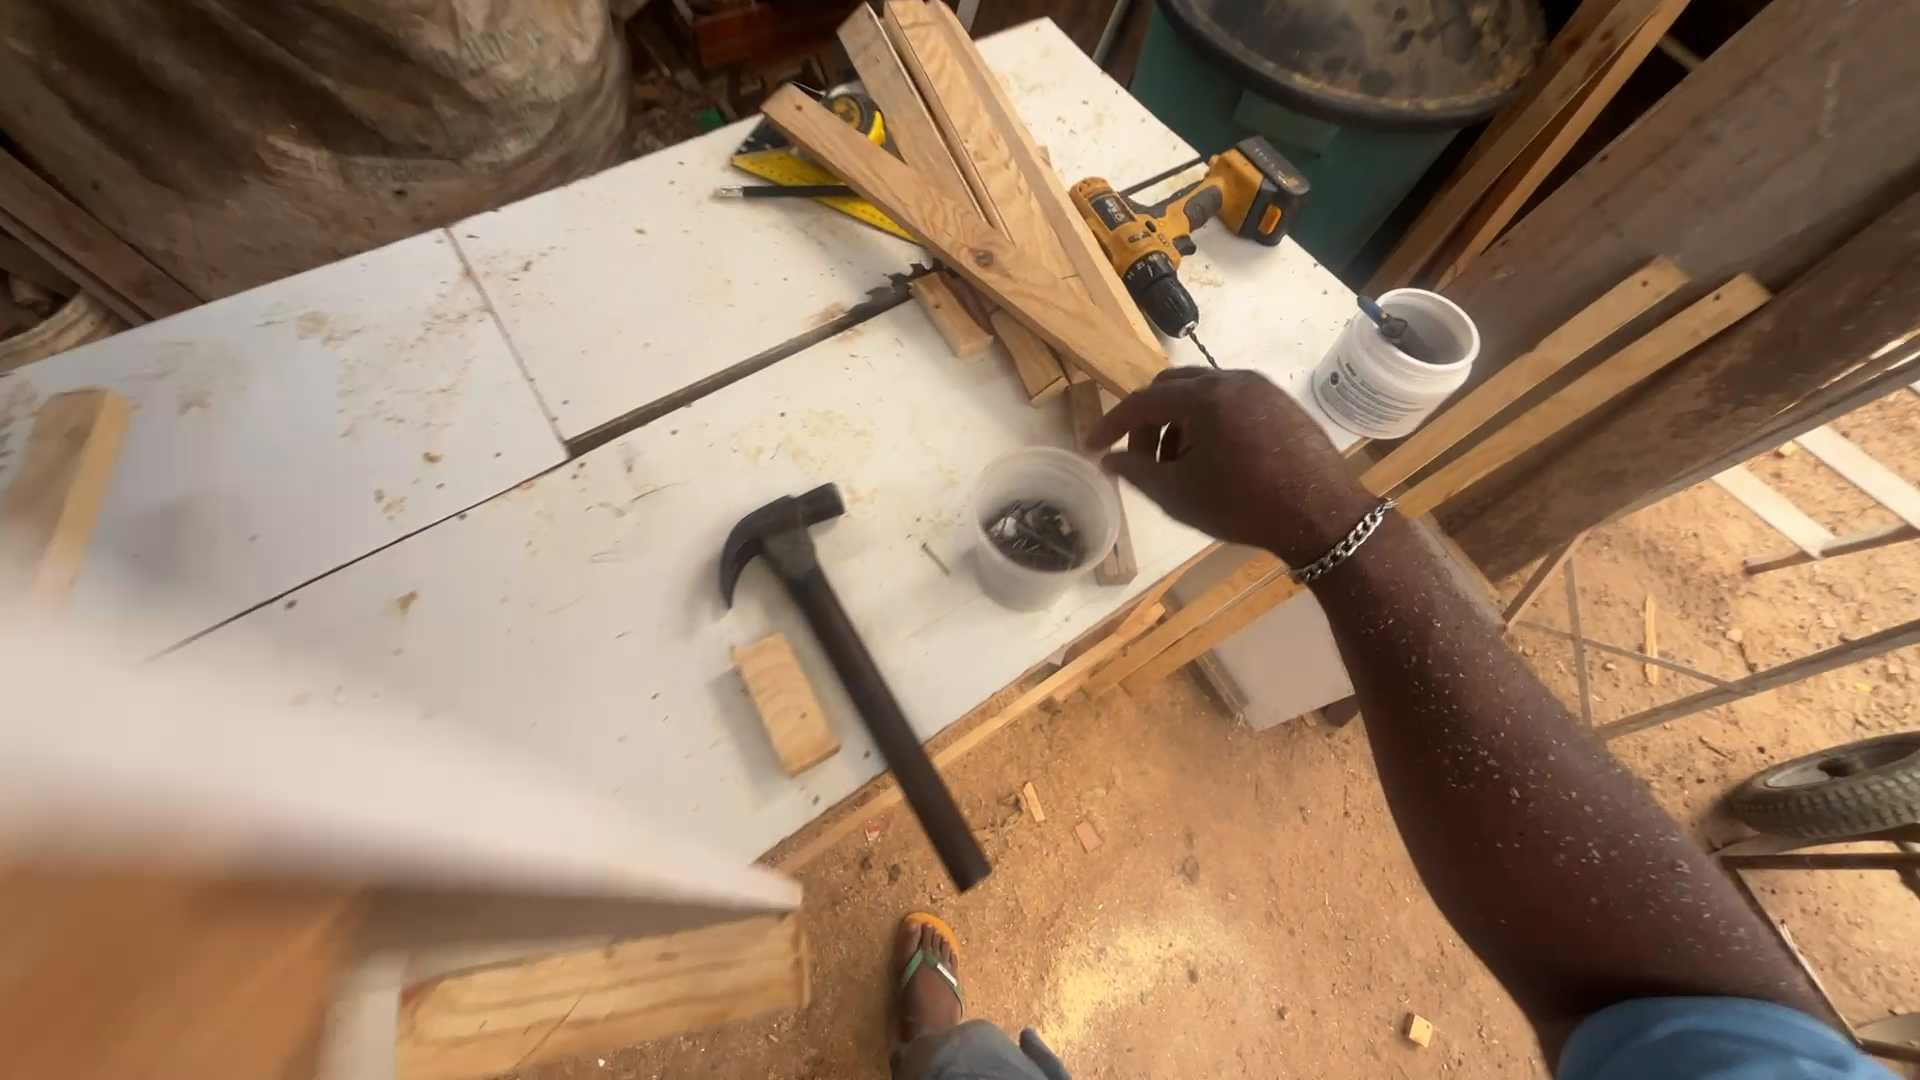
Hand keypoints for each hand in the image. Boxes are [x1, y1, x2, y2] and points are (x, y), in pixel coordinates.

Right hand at [1087, 368, 1375, 565]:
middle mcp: (1231, 380)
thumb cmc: (1243, 506)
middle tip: (1141, 459)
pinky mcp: (1278, 402)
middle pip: (1169, 388)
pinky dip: (1206, 421)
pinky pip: (1228, 400)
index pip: (1141, 401)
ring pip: (1200, 392)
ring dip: (1176, 421)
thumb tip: (1110, 459)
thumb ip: (1135, 471)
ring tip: (1178, 464)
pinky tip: (1211, 458)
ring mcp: (1259, 388)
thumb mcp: (1177, 494)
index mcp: (1203, 397)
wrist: (1322, 516)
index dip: (1111, 424)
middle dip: (1146, 421)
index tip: (1093, 447)